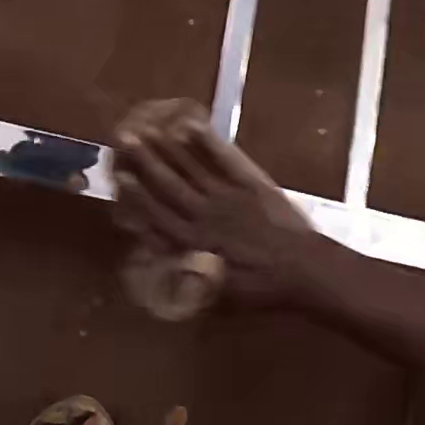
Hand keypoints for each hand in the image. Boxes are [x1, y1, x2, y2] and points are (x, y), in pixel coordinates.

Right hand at [112, 106, 320, 308]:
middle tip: (125, 137)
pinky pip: (225, 160)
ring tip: (150, 129)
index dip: (139, 195)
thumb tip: (160, 264)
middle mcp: (206, 214)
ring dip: (169, 148)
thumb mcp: (219, 296)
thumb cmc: (261, 289)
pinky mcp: (250, 185)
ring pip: (192, 169)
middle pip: (170, 184)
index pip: (160, 215)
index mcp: (196, 243)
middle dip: (146, 161)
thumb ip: (187, 280)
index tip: (121, 176)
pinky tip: (192, 127)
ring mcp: (228, 195)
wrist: (303, 269)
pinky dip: (208, 143)